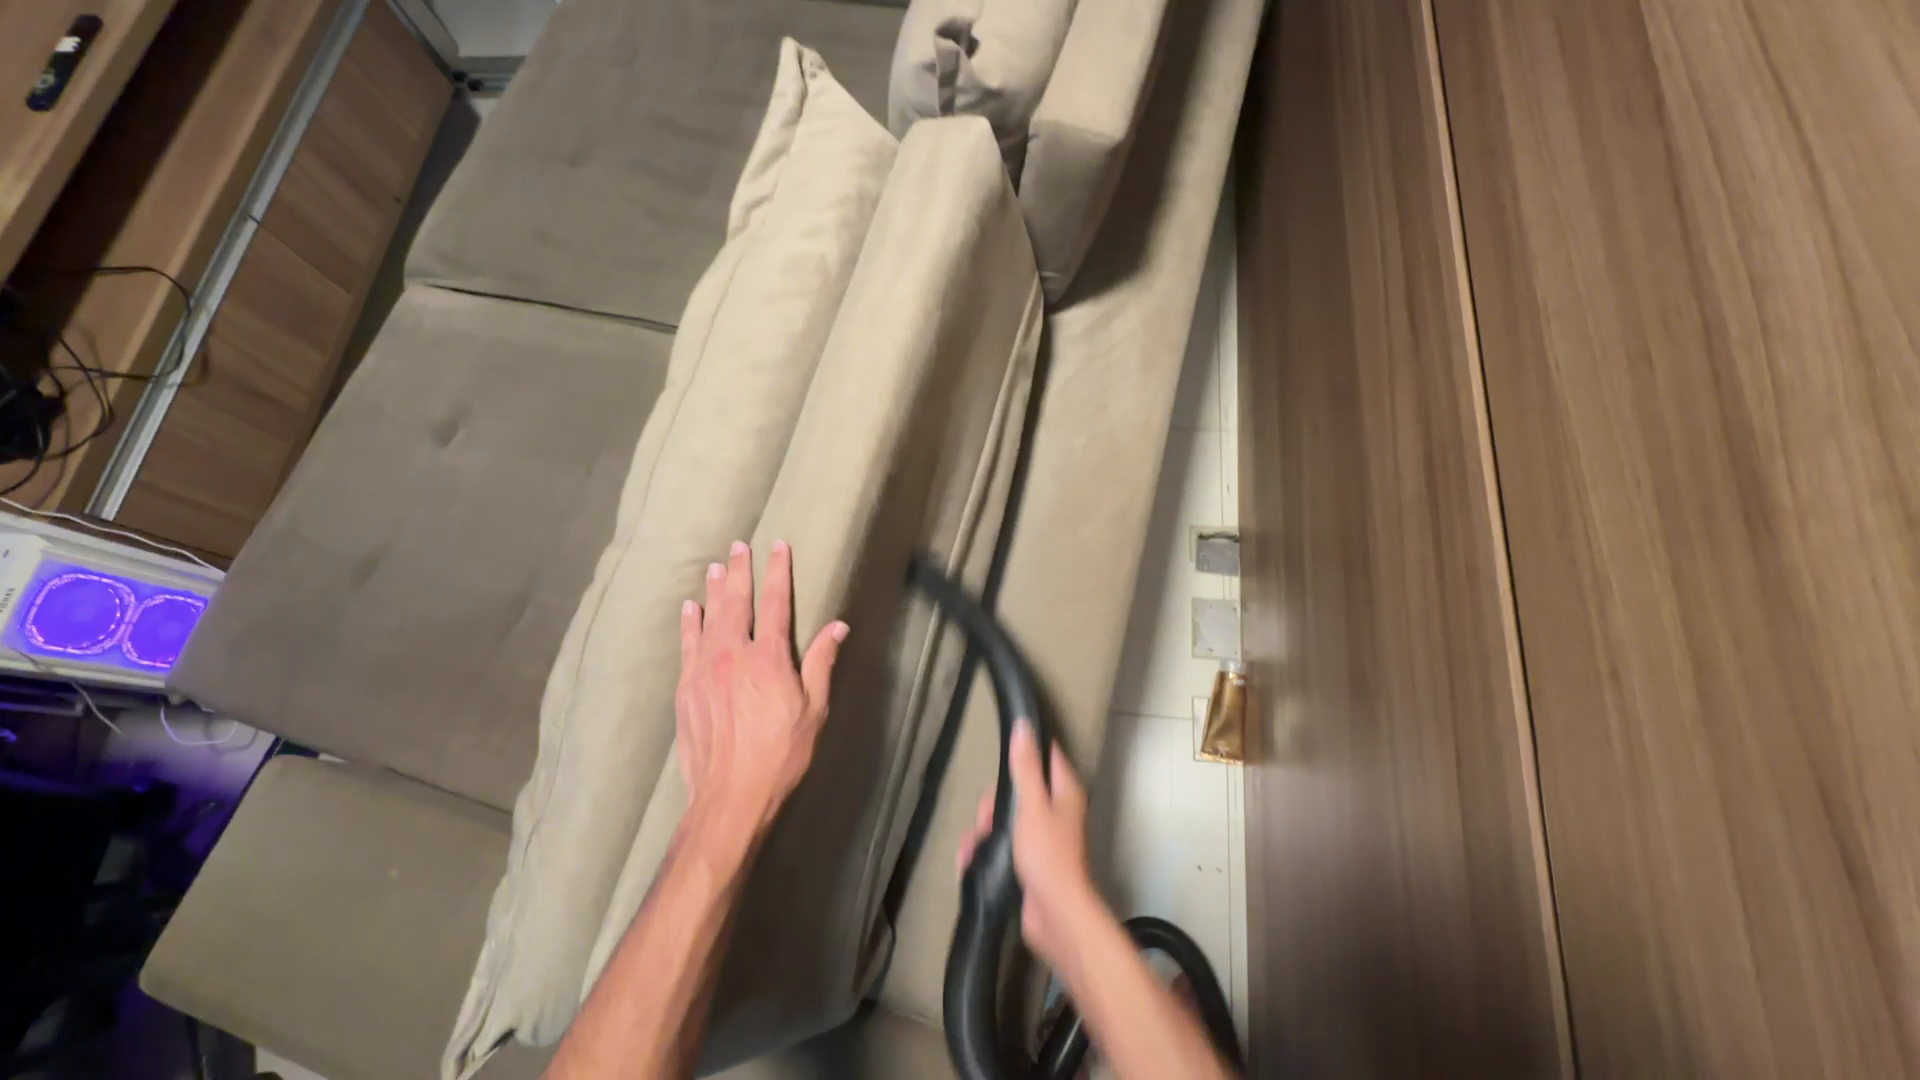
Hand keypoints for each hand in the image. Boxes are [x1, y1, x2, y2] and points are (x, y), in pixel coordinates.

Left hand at [677, 540, 846, 838]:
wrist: (730, 794)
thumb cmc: (781, 754)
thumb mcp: (814, 711)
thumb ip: (821, 664)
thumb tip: (837, 627)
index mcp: (770, 658)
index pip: (776, 604)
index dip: (778, 572)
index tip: (777, 547)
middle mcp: (734, 654)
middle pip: (737, 602)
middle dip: (739, 571)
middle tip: (738, 547)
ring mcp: (705, 670)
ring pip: (709, 617)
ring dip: (714, 589)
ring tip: (715, 566)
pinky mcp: (686, 688)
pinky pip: (687, 644)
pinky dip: (689, 622)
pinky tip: (690, 607)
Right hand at [955, 719, 1101, 971]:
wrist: (1053, 914)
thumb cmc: (1046, 854)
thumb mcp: (1031, 804)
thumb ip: (1025, 767)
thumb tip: (1023, 725)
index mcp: (1063, 792)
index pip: (1045, 757)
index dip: (1023, 754)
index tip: (1001, 760)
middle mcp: (1055, 810)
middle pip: (1016, 791)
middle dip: (992, 805)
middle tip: (986, 818)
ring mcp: (1040, 838)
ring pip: (1003, 820)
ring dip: (983, 831)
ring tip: (972, 845)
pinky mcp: (1027, 861)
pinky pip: (1000, 846)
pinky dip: (984, 851)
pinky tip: (969, 859)